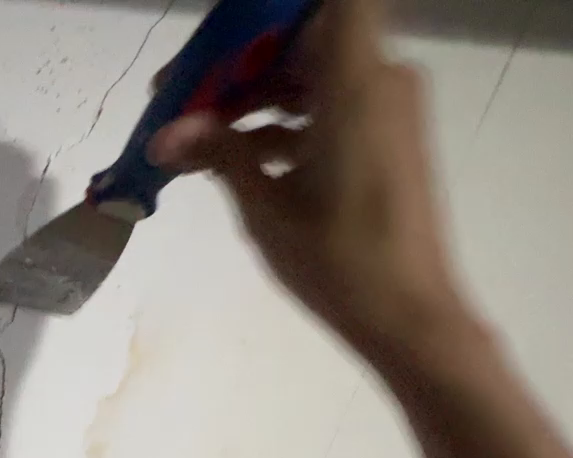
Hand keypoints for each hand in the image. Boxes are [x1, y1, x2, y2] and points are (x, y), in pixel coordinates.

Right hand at [150, 0, 479, 370]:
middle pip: (308, 38)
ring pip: (314, 77)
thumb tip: (166, 134)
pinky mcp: (384, 140)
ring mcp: (386, 110)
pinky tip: (238, 161)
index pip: (328, 2)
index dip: (273, 14)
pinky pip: (329, 109)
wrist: (406, 312)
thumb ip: (221, 156)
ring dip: (256, 100)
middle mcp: (380, 80)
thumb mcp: (266, 209)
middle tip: (183, 99)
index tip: (223, 45)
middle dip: (242, 63)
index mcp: (356, 84)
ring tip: (197, 139)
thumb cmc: (336, 261)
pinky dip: (284, 125)